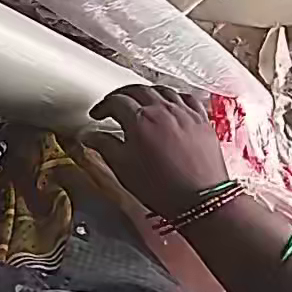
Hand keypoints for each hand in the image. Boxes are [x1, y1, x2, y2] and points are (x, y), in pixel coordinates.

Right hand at [83, 85, 228, 217]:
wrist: (200, 200)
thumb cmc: (162, 187)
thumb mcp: (123, 167)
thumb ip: (104, 146)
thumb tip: (90, 136)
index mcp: (140, 120)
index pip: (116, 101)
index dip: (103, 106)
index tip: (98, 114)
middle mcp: (163, 110)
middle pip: (138, 90)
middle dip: (122, 94)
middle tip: (114, 103)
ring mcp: (185, 113)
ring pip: (162, 90)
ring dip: (146, 92)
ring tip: (140, 101)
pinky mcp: (201, 120)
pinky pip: (186, 98)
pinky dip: (173, 96)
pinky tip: (171, 103)